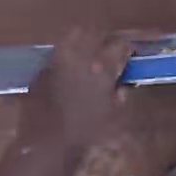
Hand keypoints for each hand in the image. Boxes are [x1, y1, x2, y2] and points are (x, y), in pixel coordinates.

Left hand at [19, 30, 131, 151]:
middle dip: (107, 36)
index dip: (131, 46)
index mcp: (101, 67)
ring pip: (73, 36)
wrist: (47, 145)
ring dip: (86, 39)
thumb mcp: (114, 113)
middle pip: (95, 30)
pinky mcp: (40, 70)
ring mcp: (56, 60)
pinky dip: (68, 57)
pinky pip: (58, 55)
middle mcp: (77, 56)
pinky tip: (71, 70)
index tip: (135, 51)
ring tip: (92, 51)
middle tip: (114, 46)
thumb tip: (119, 84)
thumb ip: (118, 92)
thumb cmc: (87, 133)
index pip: (121, 44)